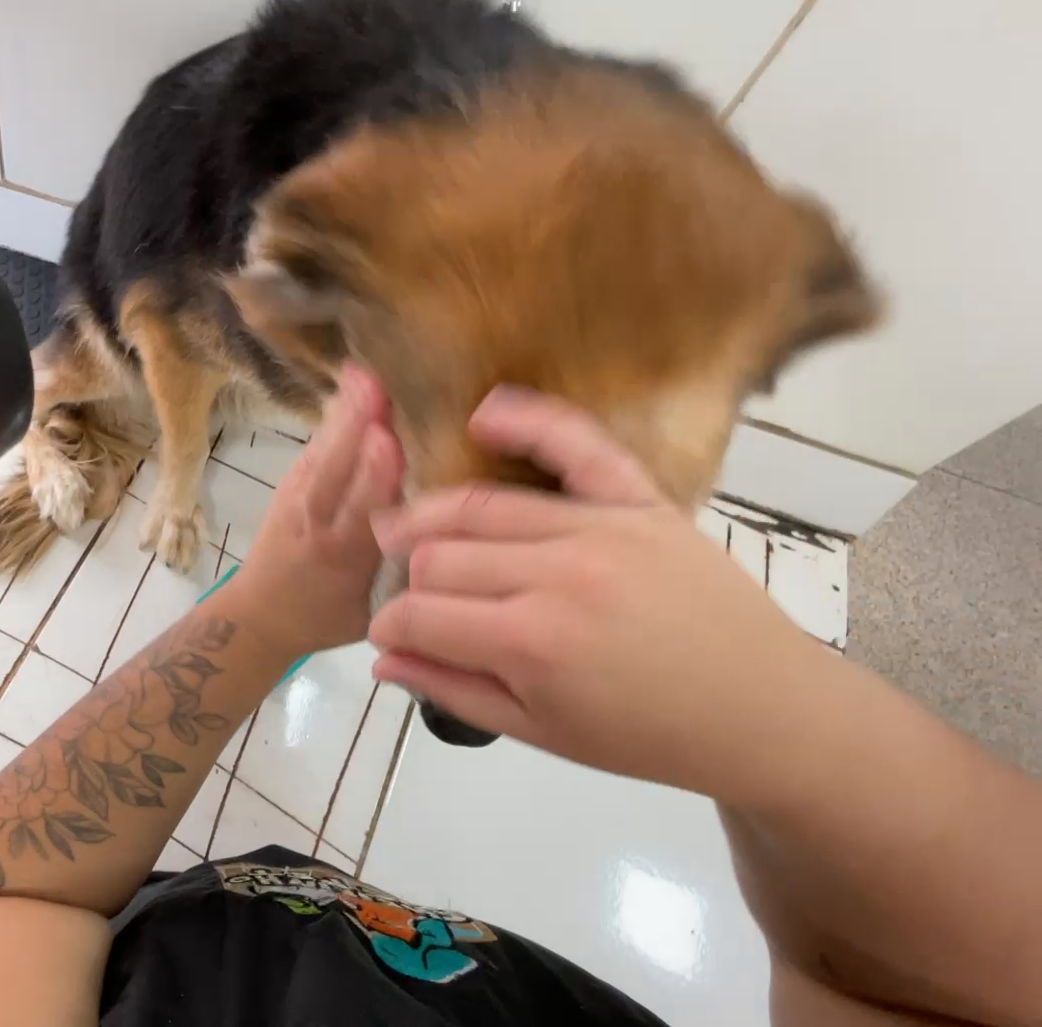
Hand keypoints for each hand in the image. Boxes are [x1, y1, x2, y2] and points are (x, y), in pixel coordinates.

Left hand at [215, 363, 403, 661]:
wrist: (259, 612)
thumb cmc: (327, 615)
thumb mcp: (371, 611)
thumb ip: (403, 575)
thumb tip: (452, 538)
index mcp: (342, 558)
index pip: (362, 512)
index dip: (373, 477)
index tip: (387, 442)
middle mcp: (317, 523)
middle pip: (334, 472)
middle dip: (353, 430)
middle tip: (375, 388)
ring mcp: (295, 500)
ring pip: (320, 455)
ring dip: (341, 415)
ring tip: (360, 375)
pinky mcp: (287, 485)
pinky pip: (312, 450)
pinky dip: (330, 420)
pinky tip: (347, 388)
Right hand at [366, 387, 826, 798]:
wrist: (769, 714)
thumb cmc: (646, 736)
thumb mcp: (537, 734)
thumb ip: (451, 690)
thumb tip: (380, 660)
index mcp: (529, 643)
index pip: (416, 613)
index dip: (387, 625)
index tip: (387, 635)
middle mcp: (555, 575)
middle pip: (436, 556)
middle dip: (409, 581)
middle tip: (414, 599)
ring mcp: (599, 530)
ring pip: (476, 506)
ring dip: (428, 518)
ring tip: (407, 530)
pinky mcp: (640, 503)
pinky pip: (578, 446)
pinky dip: (530, 422)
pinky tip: (485, 414)